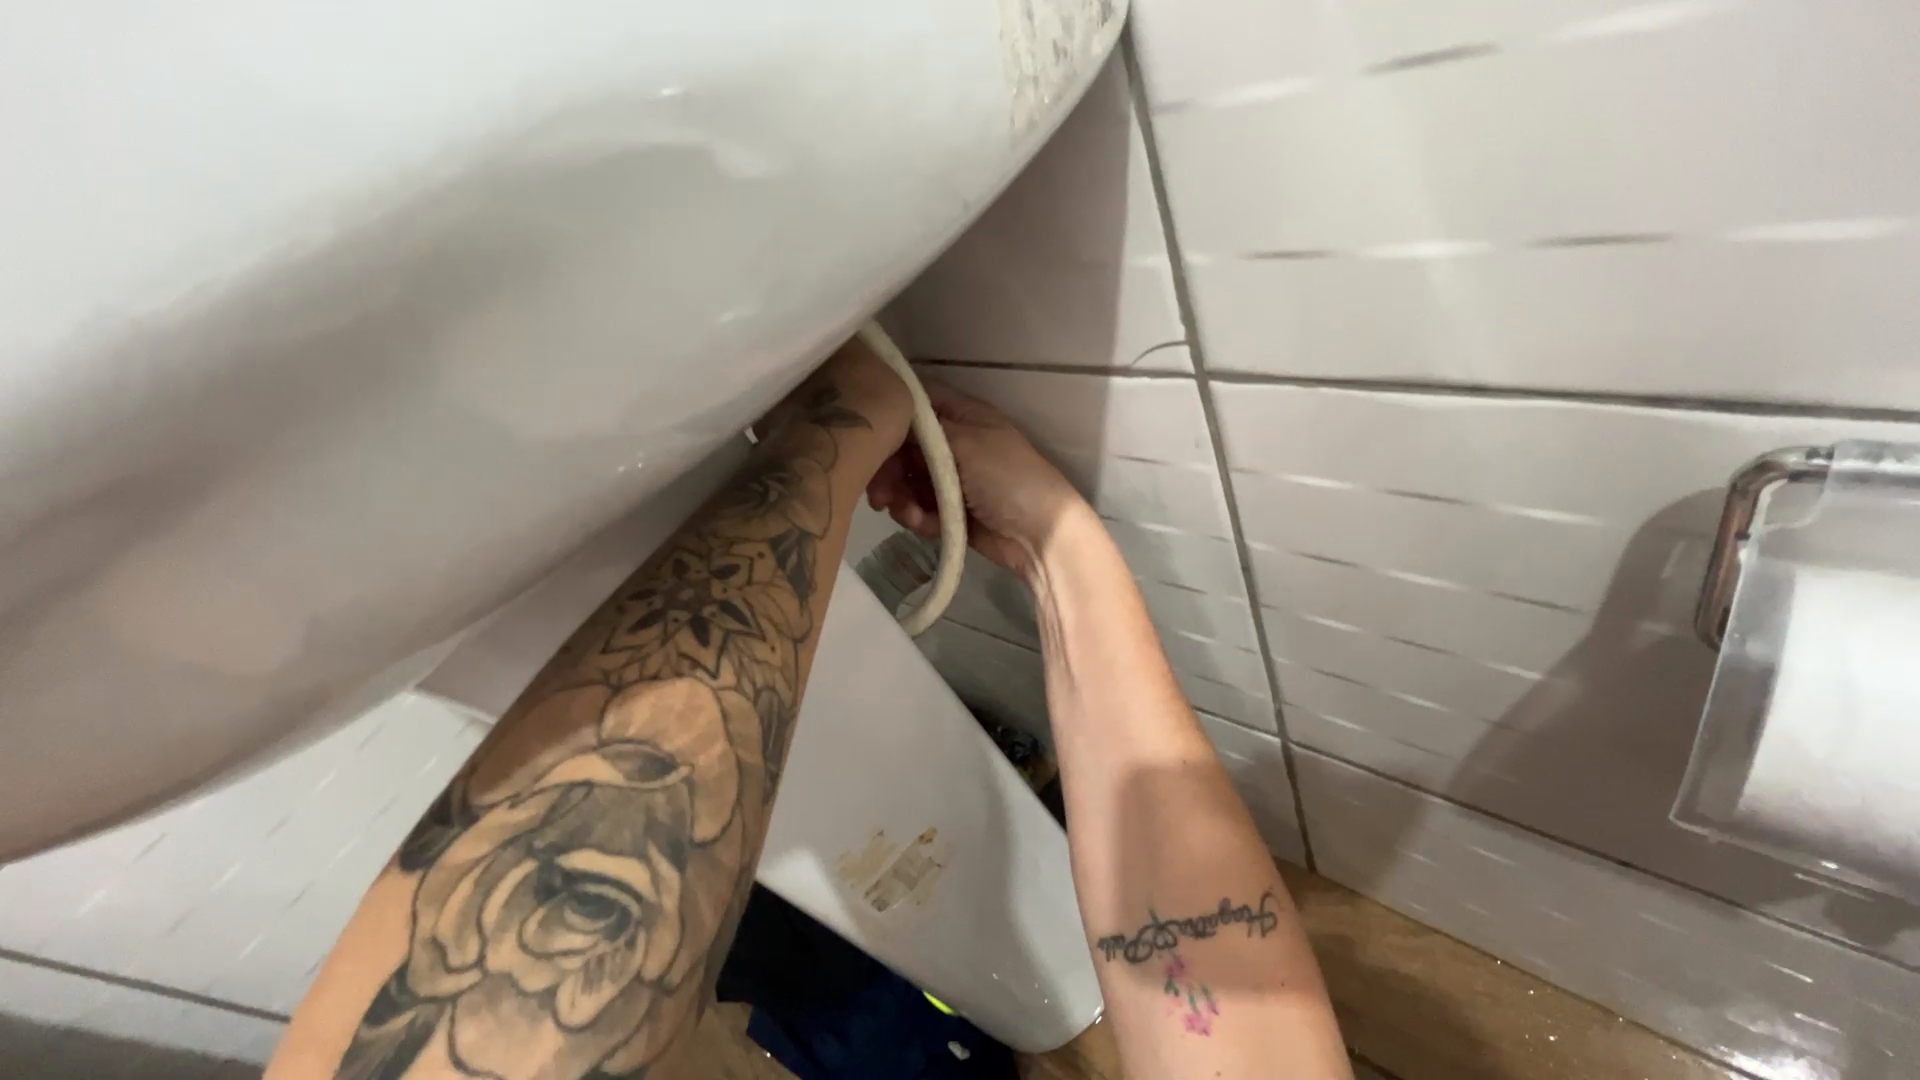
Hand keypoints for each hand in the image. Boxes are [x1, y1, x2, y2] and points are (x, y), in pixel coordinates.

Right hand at [865, 380, 1087, 578]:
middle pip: (904, 447)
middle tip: (877, 493)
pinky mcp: (951, 513)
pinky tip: (924, 525)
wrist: (1041, 535)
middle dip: (887, 469)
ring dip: (901, 498)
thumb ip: (924, 429)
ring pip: (907, 482)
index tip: (865, 431)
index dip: (891, 411)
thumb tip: (891, 419)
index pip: (918, 401)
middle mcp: (954, 444)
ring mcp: (952, 480)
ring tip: (905, 513)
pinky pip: (920, 509)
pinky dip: (918, 517)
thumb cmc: (1007, 477)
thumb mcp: (966, 442)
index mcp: (963, 416)